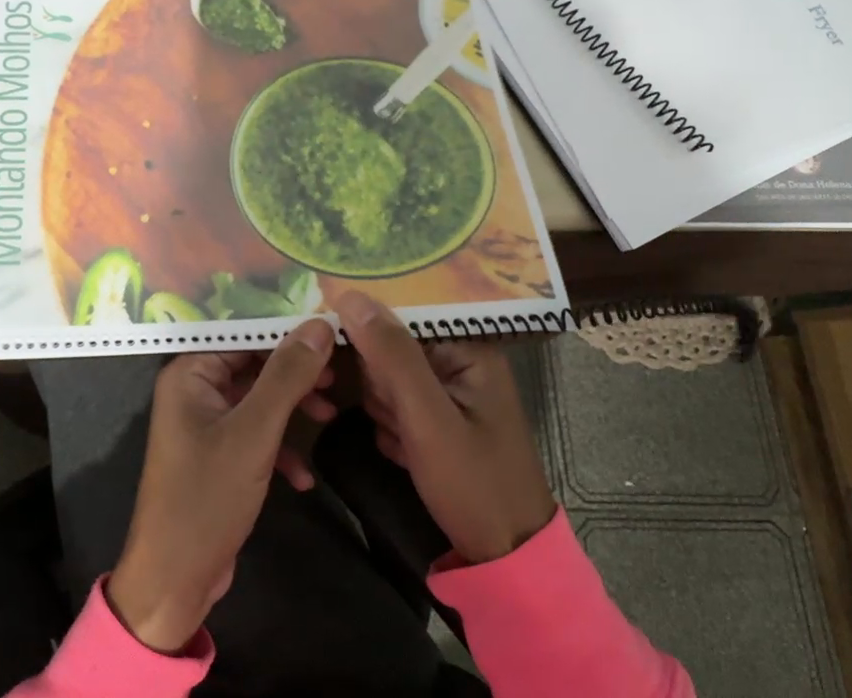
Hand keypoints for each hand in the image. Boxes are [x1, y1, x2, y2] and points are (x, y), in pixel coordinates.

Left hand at [107, 320, 338, 652]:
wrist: (175, 576)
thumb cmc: (208, 495)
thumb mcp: (255, 433)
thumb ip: (286, 377)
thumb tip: (319, 324)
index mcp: (190, 373)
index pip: (244, 335)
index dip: (288, 335)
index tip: (334, 339)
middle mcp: (193, 392)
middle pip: (253, 366)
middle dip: (295, 376)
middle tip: (338, 382)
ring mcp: (203, 426)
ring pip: (258, 403)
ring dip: (292, 411)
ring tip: (329, 420)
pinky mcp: (216, 458)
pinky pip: (254, 438)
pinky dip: (280, 451)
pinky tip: (304, 478)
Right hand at [336, 290, 555, 564]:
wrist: (502, 554)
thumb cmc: (473, 482)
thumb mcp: (428, 418)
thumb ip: (391, 356)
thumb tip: (350, 296)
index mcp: (469, 346)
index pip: (401, 314)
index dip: (370, 337)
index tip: (356, 365)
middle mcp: (459, 359)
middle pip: (388, 346)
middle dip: (380, 385)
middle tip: (400, 420)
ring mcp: (447, 390)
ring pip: (384, 378)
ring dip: (384, 410)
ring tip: (408, 442)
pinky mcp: (436, 418)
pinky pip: (391, 405)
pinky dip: (391, 428)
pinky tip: (408, 452)